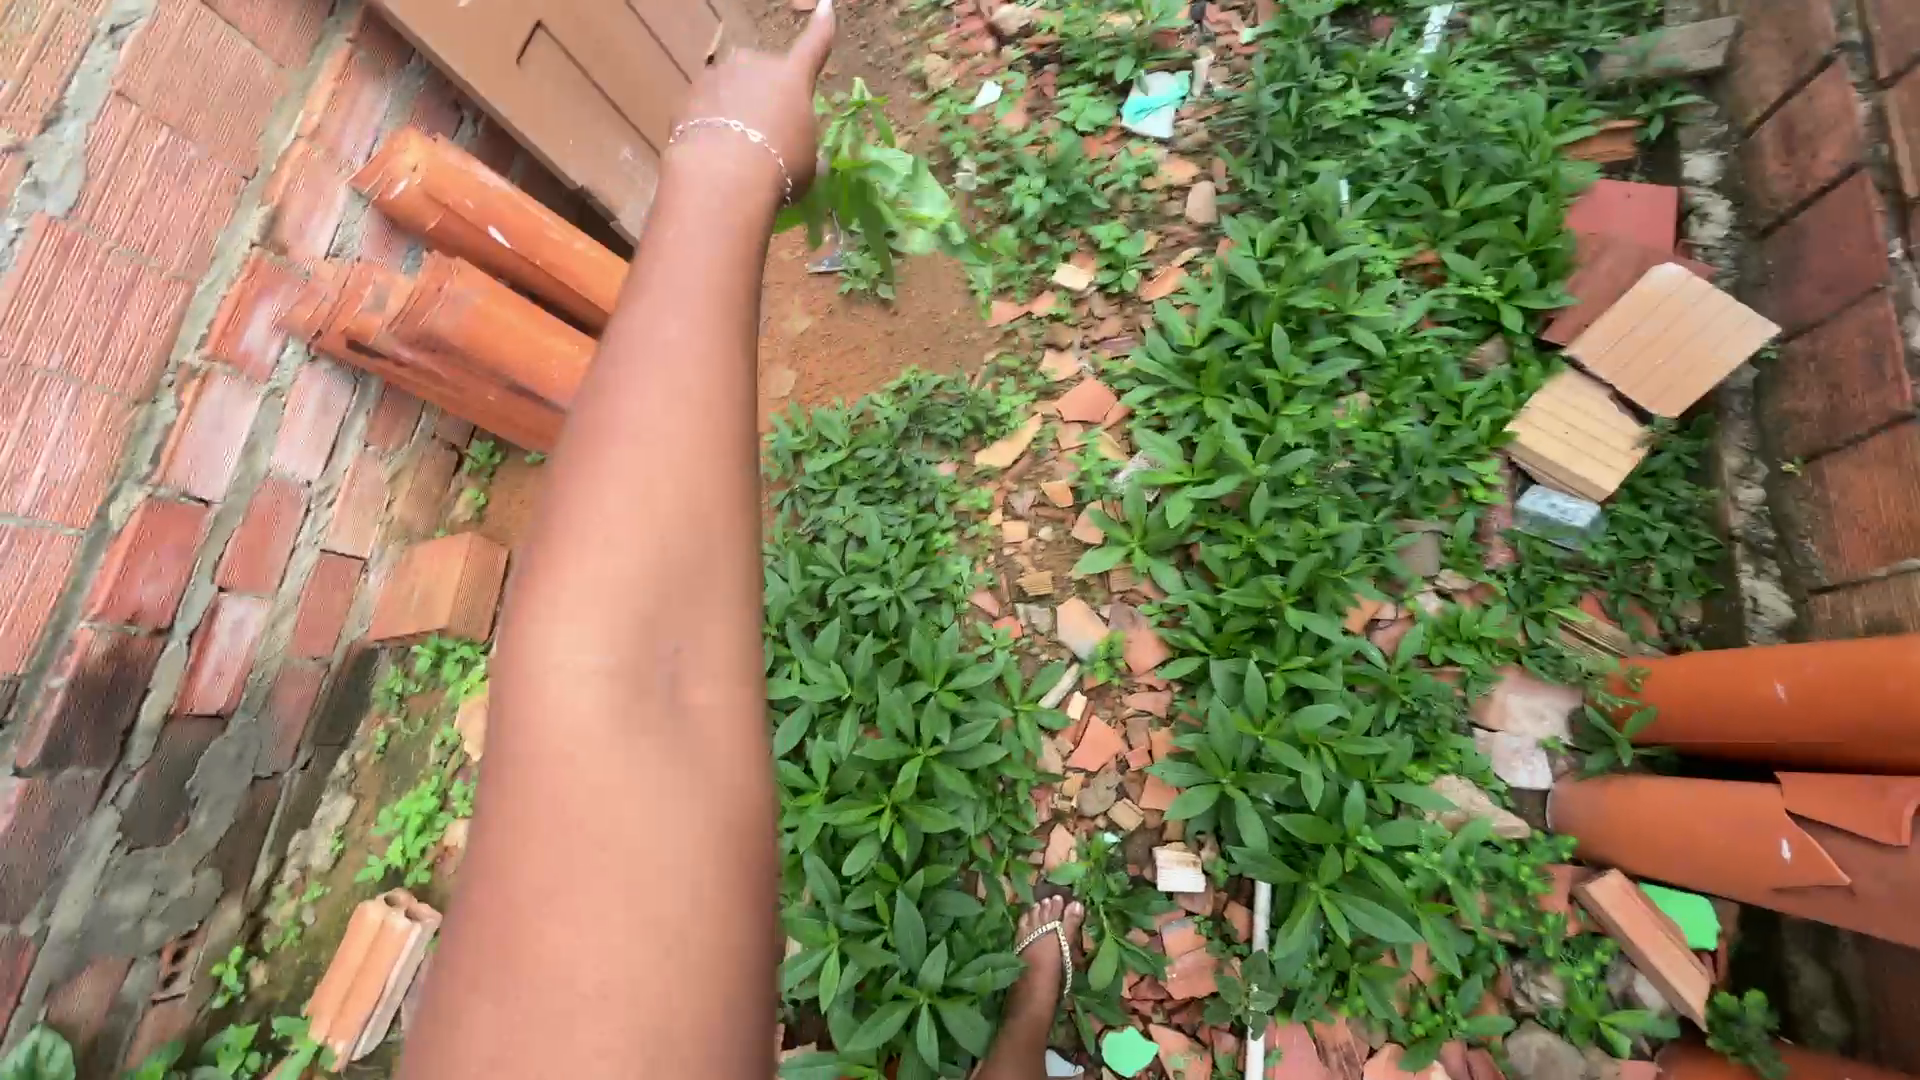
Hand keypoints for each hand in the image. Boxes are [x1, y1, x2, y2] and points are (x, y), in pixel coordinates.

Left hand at [669, 0, 836, 203]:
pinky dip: (710, 126)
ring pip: (730, 89)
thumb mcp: (807, 165)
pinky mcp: (688, 95)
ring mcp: (717, 75)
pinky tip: (713, 155)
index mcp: (792, 78)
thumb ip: (804, 147)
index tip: (825, 6)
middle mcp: (754, 64)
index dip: (822, 29)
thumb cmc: (780, 169)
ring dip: (735, 111)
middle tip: (765, 138)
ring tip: (737, 152)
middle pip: (762, 75)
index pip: (813, 47)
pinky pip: (705, 108)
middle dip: (764, 98)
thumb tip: (801, 148)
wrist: (725, 176)